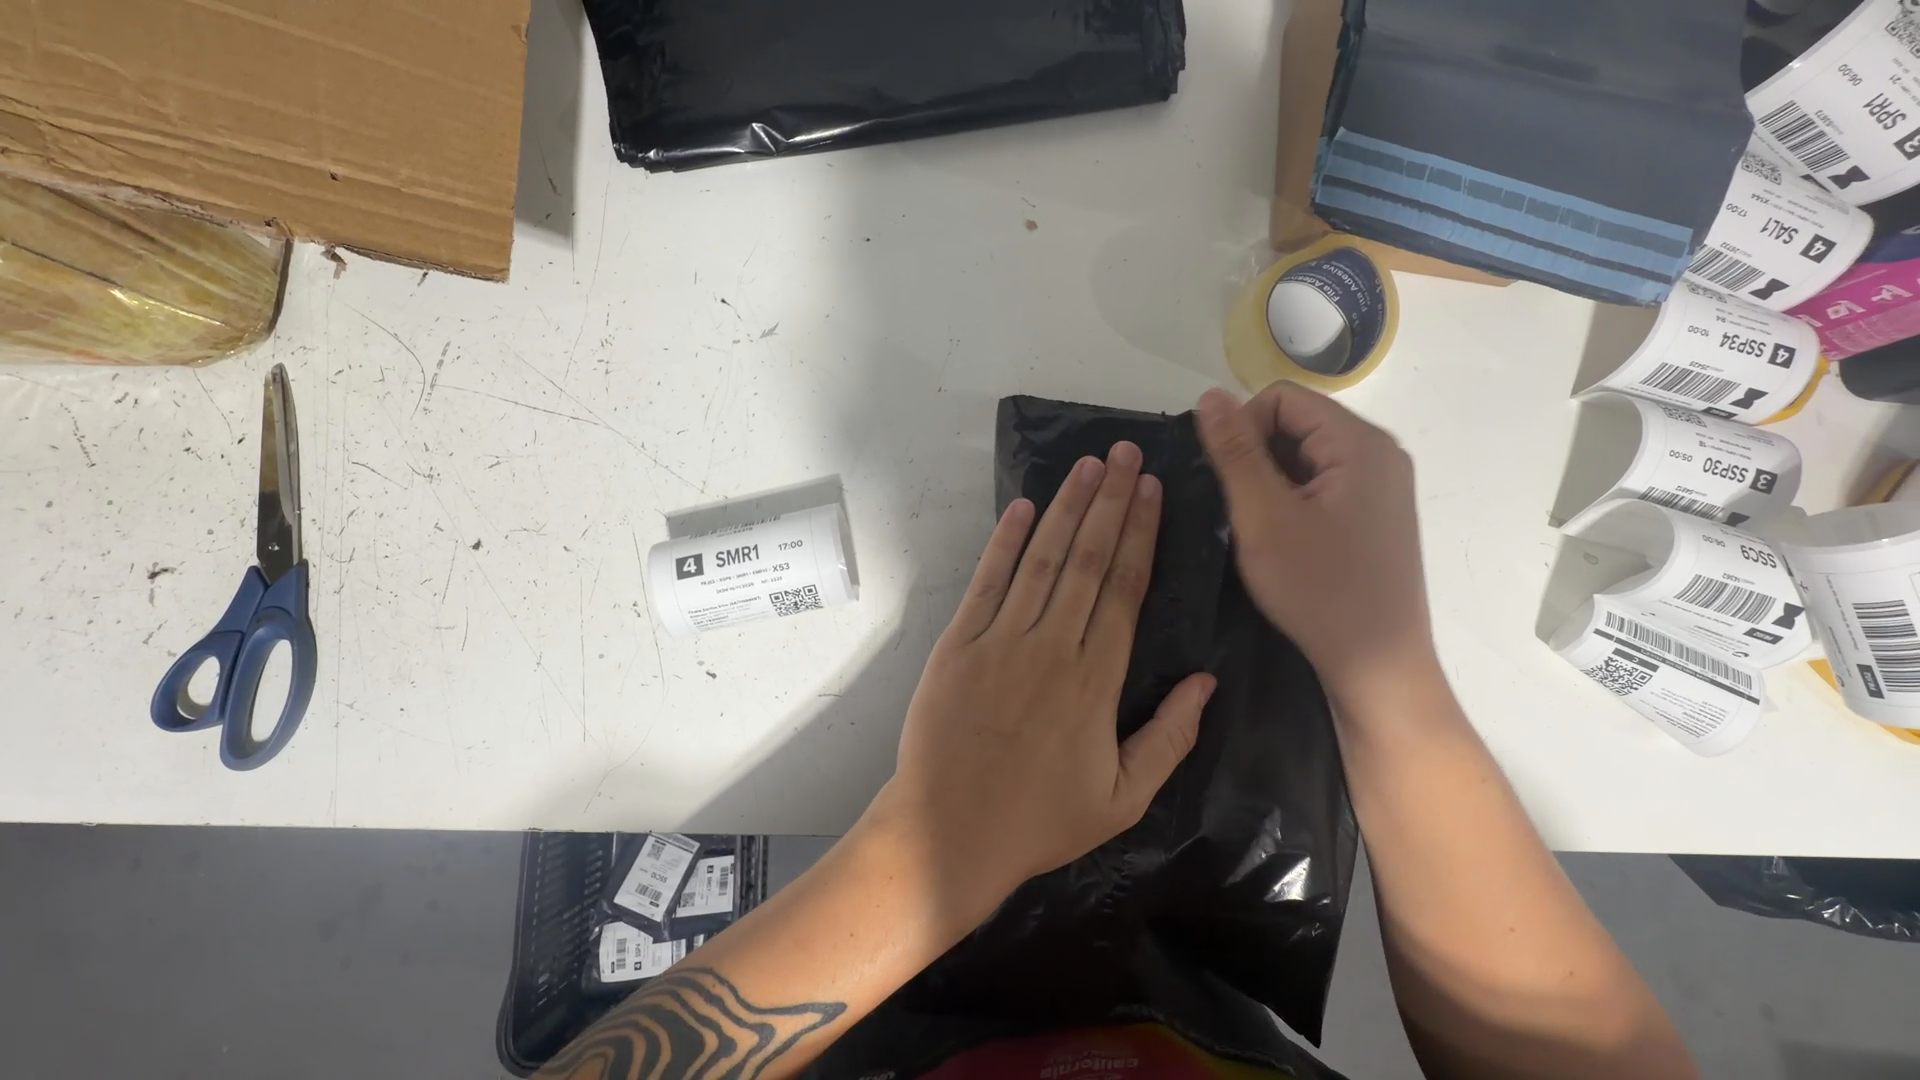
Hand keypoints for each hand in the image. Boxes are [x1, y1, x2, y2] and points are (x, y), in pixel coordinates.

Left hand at [866, 441, 1216, 918]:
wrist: (949, 834)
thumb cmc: (1039, 820)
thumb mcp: (1124, 798)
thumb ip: (1170, 737)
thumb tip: (1206, 681)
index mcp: (1096, 680)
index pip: (1125, 589)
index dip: (1139, 534)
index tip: (1151, 490)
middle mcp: (1051, 646)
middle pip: (1088, 560)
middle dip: (1109, 501)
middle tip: (1124, 453)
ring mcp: (999, 640)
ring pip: (1041, 560)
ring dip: (1064, 508)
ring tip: (1086, 466)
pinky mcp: (958, 644)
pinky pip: (986, 583)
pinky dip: (1004, 543)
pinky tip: (1022, 508)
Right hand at [1194, 383, 1433, 698]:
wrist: (1376, 661)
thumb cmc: (1318, 589)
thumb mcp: (1263, 517)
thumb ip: (1235, 452)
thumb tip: (1209, 395)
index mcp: (1359, 443)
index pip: (1281, 398)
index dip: (1241, 429)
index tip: (1227, 481)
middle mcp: (1380, 452)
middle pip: (1298, 422)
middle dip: (1257, 456)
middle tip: (1243, 511)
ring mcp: (1383, 483)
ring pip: (1307, 455)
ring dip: (1273, 481)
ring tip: (1262, 529)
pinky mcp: (1377, 512)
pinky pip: (1324, 481)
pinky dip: (1294, 498)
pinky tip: (1286, 540)